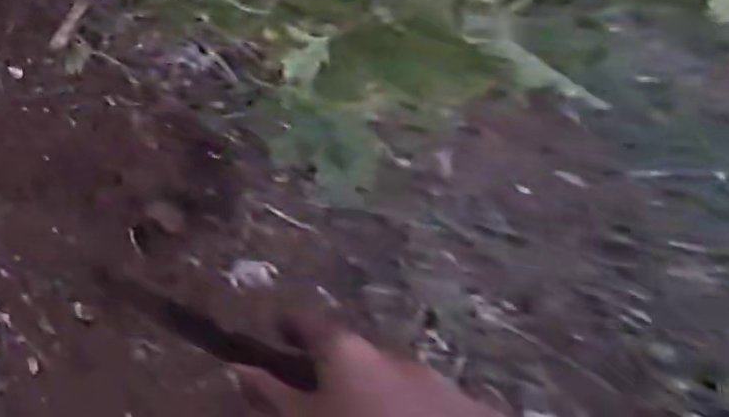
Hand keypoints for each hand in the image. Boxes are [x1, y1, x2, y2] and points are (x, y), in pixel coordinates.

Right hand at [236, 315, 502, 416]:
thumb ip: (271, 394)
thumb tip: (238, 367)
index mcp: (345, 348)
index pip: (304, 321)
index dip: (287, 327)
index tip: (277, 336)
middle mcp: (392, 355)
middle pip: (358, 354)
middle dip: (344, 372)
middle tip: (333, 400)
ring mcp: (449, 388)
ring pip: (405, 384)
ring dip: (391, 397)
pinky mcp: (489, 416)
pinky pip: (448, 410)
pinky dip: (429, 416)